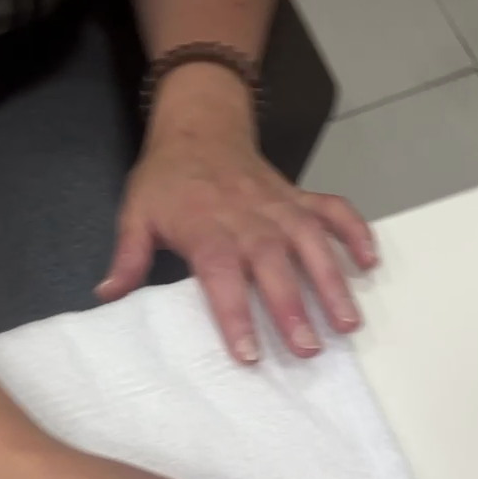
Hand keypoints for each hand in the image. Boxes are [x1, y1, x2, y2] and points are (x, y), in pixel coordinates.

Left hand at [96, 64, 376, 362]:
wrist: (199, 125)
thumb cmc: (166, 180)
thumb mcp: (136, 215)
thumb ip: (127, 258)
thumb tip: (107, 297)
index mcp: (206, 229)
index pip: (222, 276)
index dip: (235, 315)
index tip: (249, 354)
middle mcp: (248, 219)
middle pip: (273, 265)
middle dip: (293, 308)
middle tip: (309, 349)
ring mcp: (278, 206)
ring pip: (310, 243)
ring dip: (333, 282)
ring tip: (348, 324)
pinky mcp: (298, 197)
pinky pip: (333, 211)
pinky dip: (354, 232)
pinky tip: (370, 263)